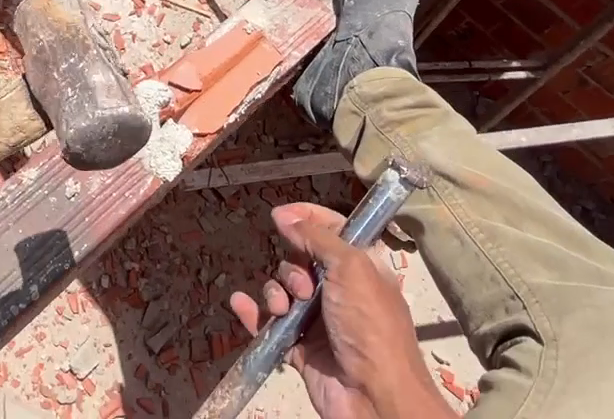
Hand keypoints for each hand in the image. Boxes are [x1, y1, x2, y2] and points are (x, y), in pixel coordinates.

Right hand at [230, 203, 452, 418]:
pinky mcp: (299, 347)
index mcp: (360, 269)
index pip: (332, 229)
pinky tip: (239, 304)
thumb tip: (283, 215)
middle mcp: (339, 291)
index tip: (281, 215)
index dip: (307, 218)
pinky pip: (268, 323)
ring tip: (283, 311)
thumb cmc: (369, 326)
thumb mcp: (351, 269)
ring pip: (282, 290)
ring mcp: (317, 321)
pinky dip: (253, 313)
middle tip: (303, 288)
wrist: (374, 399)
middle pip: (300, 259)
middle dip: (292, 267)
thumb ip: (317, 238)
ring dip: (275, 293)